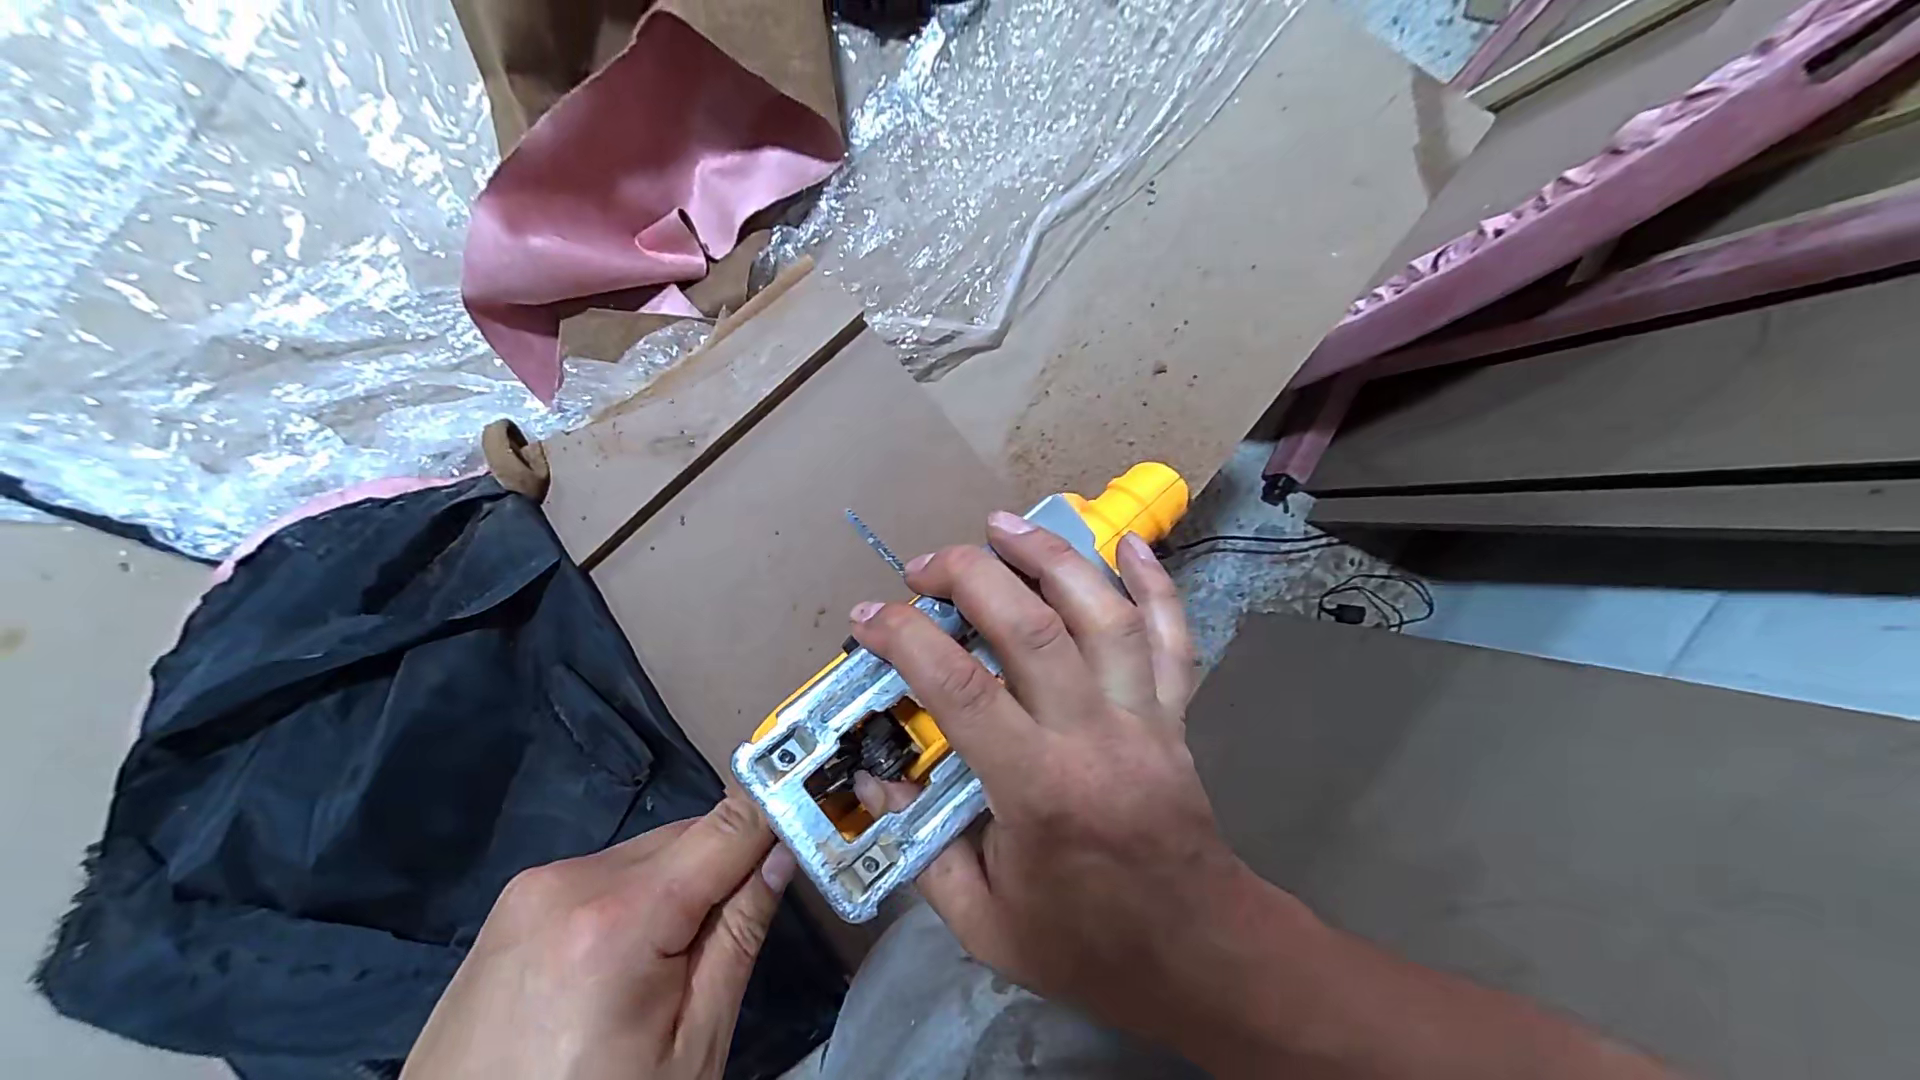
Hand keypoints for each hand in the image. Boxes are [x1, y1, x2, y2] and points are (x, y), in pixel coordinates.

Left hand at [400, 794, 795, 1079]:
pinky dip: (635, 894)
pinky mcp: (514, 903)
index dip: (776, 814)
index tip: (813, 816)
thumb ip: (739, 936)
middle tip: (735, 927)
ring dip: (679, 881)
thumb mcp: (691, 1048)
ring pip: (648, 851)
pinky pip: (605, 872)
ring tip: (670, 961)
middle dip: (725, 865)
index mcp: (620, 918)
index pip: (729, 826)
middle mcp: (572, 879)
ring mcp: (534, 887)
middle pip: (688, 836)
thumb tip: (782, 854)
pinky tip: (622, 960)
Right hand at [846, 512, 1287, 1056]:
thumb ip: (921, 849)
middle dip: (971, 577)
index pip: (961, 689)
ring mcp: (1145, 717)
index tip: (868, 618)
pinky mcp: (1177, 715)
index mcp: (1039, 791)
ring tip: (1003, 524)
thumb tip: (877, 776)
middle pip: (1033, 628)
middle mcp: (1095, 737)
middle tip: (925, 565)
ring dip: (1051, 558)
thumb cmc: (1086, 944)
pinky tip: (1128, 542)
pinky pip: (1172, 639)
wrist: (1200, 954)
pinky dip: (1154, 584)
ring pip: (1104, 615)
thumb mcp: (982, 923)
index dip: (906, 640)